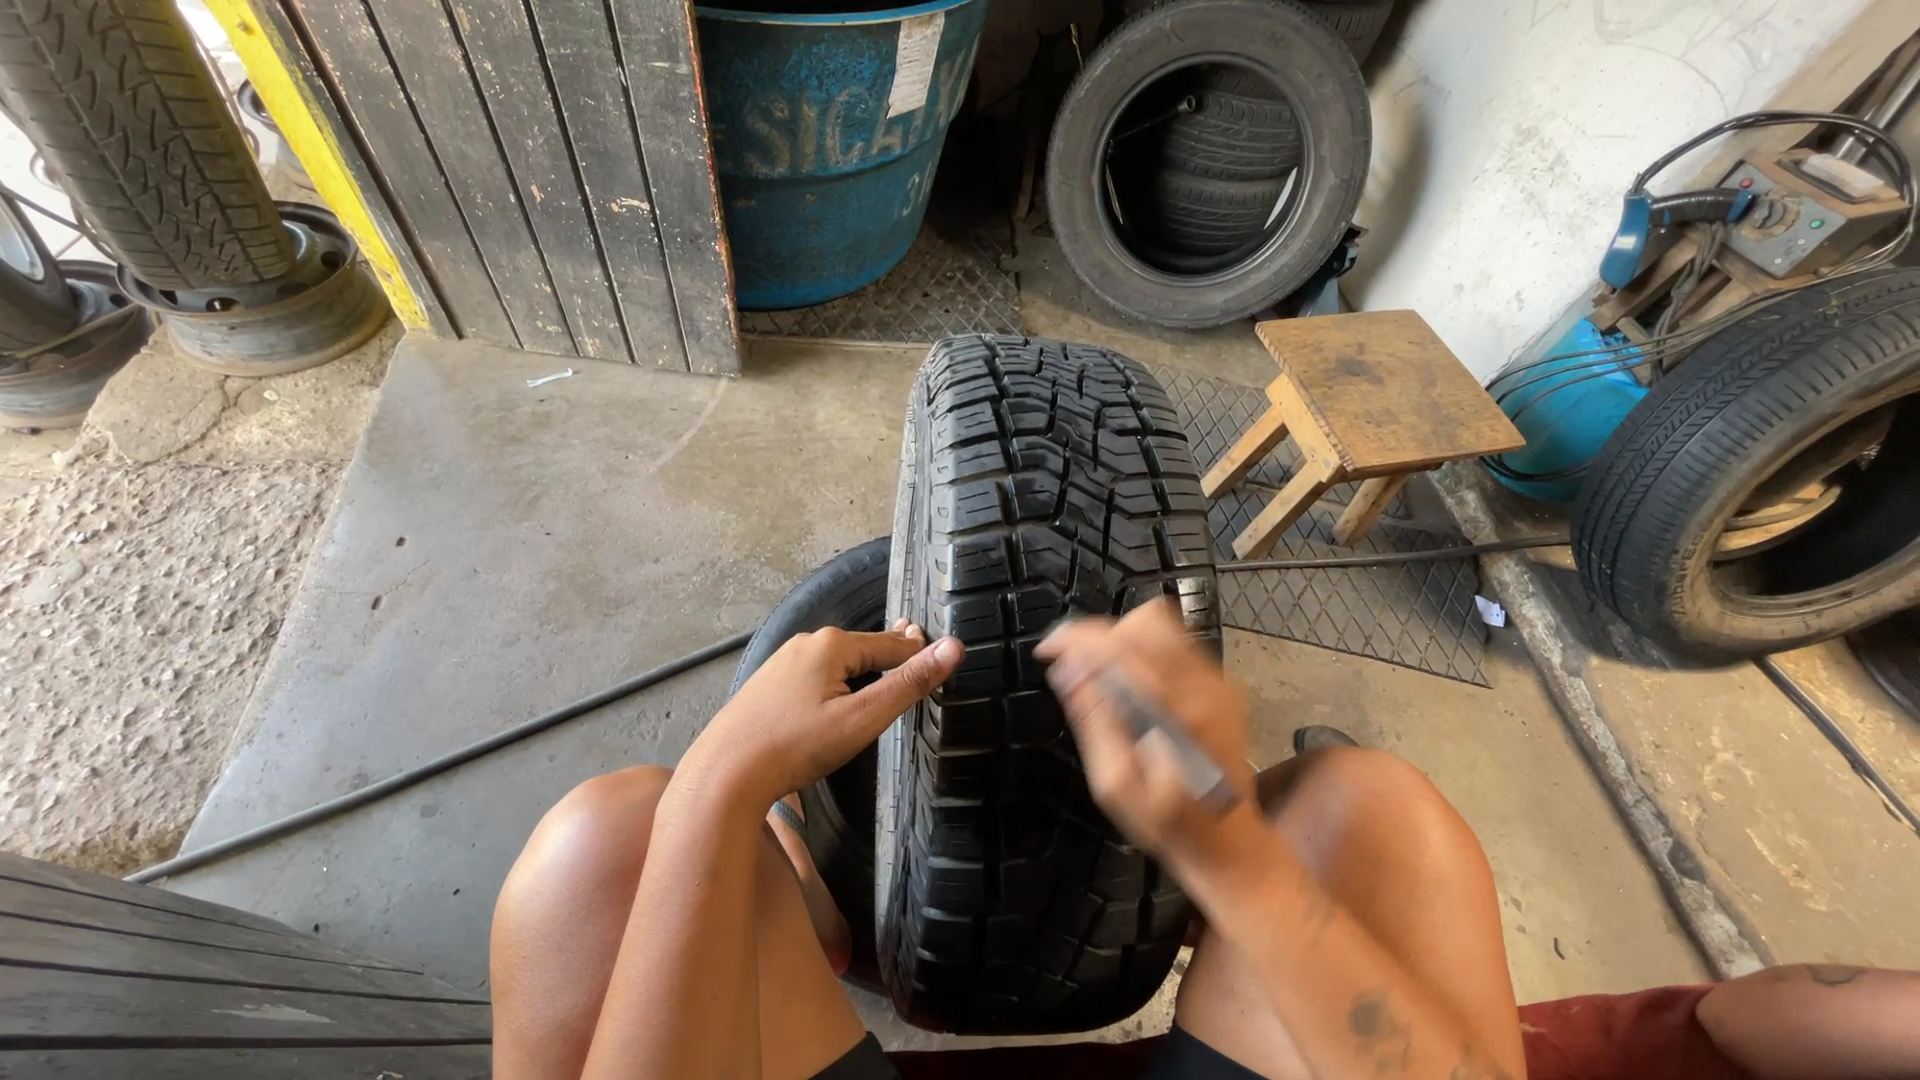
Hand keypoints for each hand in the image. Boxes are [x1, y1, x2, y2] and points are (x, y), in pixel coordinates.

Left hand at [685, 621, 964, 807]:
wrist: (723, 776)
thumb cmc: (795, 747)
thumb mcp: (862, 719)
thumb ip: (909, 683)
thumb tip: (953, 647)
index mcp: (831, 645)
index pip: (893, 644)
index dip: (920, 654)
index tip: (944, 658)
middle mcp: (806, 644)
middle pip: (864, 648)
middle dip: (891, 655)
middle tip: (919, 656)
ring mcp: (782, 663)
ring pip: (838, 662)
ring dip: (864, 668)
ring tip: (886, 673)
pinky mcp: (768, 686)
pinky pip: (815, 675)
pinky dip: (837, 680)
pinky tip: (840, 694)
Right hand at [1037, 600, 1262, 867]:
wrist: (1230, 844)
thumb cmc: (1168, 824)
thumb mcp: (1116, 785)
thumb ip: (1094, 721)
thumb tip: (1067, 668)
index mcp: (1176, 711)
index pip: (1121, 646)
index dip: (1076, 637)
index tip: (1047, 650)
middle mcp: (1204, 685)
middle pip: (1145, 621)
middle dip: (1101, 635)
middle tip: (1077, 667)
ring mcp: (1218, 682)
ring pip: (1162, 626)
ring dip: (1122, 641)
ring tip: (1101, 677)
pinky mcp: (1221, 686)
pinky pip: (1175, 645)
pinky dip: (1143, 653)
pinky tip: (1130, 689)